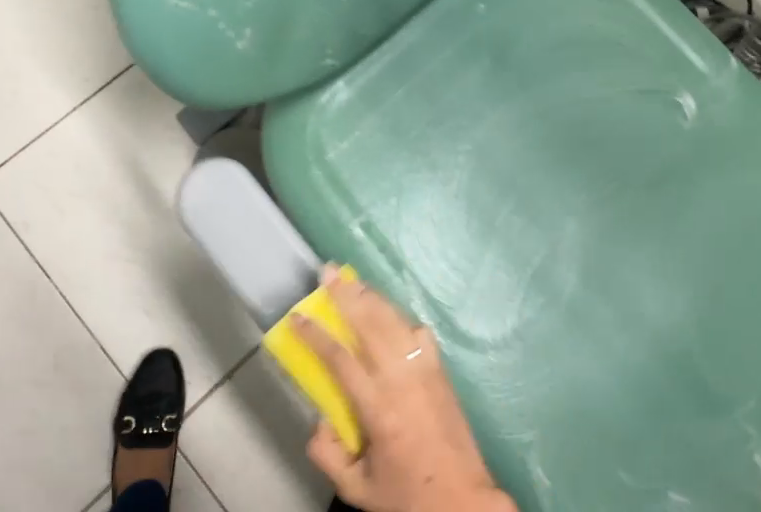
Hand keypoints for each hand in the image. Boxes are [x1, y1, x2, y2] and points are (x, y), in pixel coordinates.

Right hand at [293, 266, 514, 511]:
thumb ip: (328, 455)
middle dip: (346, 295)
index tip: (297, 317)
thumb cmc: (408, 494)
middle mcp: (402, 380)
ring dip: (372, 297)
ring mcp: (425, 371)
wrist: (463, 500)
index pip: (340, 359)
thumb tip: (318, 421)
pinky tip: (389, 313)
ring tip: (352, 280)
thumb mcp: (357, 489)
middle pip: (370, 325)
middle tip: (327, 271)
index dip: (316, 335)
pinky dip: (401, 318)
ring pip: (395, 322)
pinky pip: (418, 334)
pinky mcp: (441, 372)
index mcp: (378, 408)